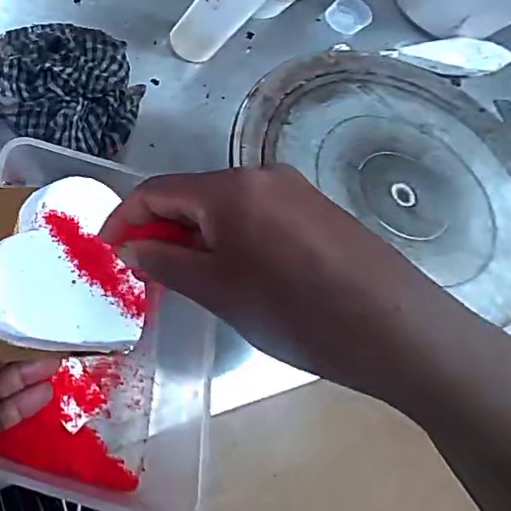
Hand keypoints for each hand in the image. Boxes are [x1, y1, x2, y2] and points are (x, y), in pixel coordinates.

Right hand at [99, 167, 499, 412]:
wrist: (403, 334)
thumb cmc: (297, 313)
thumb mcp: (217, 291)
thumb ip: (163, 262)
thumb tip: (129, 247)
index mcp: (231, 189)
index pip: (156, 191)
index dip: (124, 219)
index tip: (106, 251)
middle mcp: (261, 175)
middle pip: (189, 195)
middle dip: (159, 229)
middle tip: (145, 272)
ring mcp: (293, 190)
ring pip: (221, 206)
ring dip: (193, 235)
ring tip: (188, 278)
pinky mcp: (316, 210)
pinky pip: (254, 214)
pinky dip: (227, 237)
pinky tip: (235, 272)